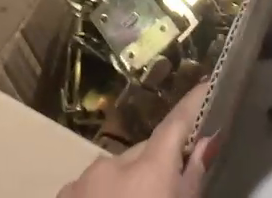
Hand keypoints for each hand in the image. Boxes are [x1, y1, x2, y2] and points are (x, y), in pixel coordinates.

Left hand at [59, 83, 219, 197]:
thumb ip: (192, 179)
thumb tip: (207, 143)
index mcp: (147, 169)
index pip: (176, 123)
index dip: (194, 103)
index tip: (208, 84)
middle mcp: (112, 164)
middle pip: (144, 153)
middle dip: (157, 166)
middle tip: (169, 191)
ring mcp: (82, 182)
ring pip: (115, 172)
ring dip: (128, 186)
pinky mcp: (64, 196)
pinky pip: (91, 188)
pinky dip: (103, 197)